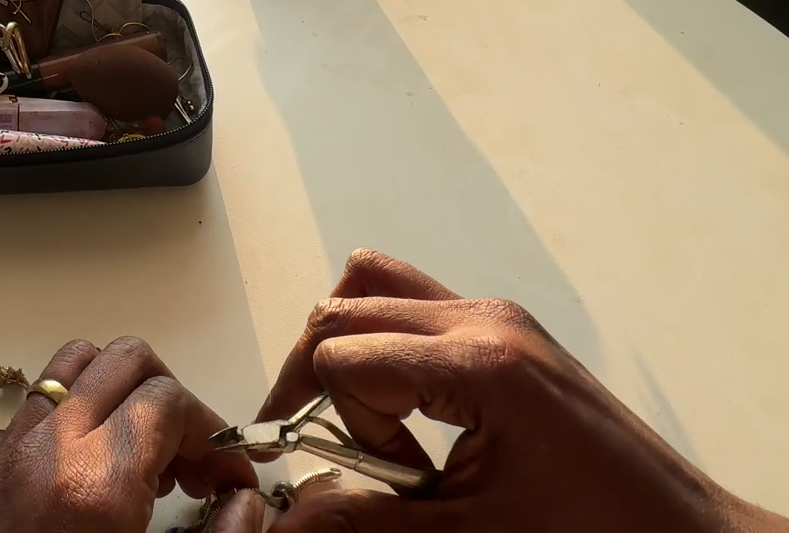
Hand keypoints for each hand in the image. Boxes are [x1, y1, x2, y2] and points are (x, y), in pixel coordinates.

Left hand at [0, 336, 261, 532]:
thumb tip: (246, 497)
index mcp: (94, 484)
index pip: (167, 400)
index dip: (214, 431)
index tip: (232, 475)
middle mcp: (51, 445)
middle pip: (126, 359)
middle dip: (173, 398)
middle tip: (193, 461)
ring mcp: (15, 446)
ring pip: (81, 359)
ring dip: (126, 389)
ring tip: (148, 453)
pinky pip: (47, 392)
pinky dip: (86, 401)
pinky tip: (104, 459)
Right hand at [258, 250, 788, 531]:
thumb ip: (368, 524)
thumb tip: (285, 526)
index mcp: (477, 364)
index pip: (344, 356)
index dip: (338, 421)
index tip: (378, 480)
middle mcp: (479, 316)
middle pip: (344, 310)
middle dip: (317, 376)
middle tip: (329, 444)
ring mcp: (494, 310)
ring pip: (371, 281)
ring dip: (345, 340)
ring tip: (360, 408)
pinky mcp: (503, 322)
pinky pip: (411, 297)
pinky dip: (382, 334)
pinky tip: (404, 395)